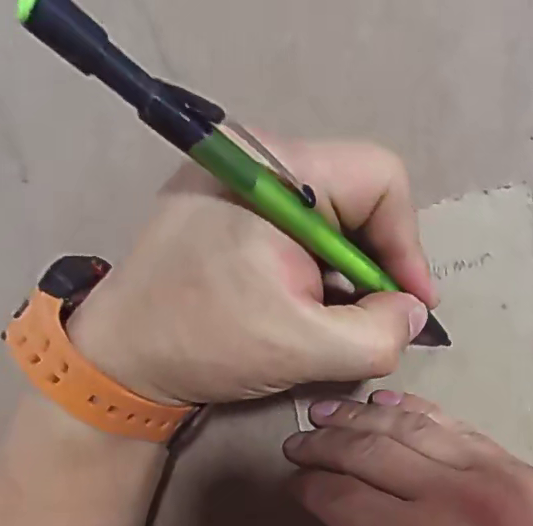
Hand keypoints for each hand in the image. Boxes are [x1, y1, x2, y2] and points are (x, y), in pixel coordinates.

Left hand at [67, 140, 438, 405]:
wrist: (121, 358)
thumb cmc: (204, 344)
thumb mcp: (303, 349)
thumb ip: (376, 335)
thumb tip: (411, 313)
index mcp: (276, 170)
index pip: (381, 180)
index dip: (407, 247)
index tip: (411, 306)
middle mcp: (259, 158)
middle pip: (358, 201)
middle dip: (376, 269)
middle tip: (376, 323)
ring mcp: (239, 181)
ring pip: (331, 222)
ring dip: (346, 279)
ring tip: (334, 326)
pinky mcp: (228, 210)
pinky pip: (298, 233)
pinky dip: (316, 276)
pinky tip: (304, 313)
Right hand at [283, 392, 532, 525]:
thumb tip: (347, 511)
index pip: (340, 497)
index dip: (308, 487)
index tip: (293, 483)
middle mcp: (445, 495)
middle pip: (367, 450)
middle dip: (323, 443)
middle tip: (297, 442)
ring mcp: (486, 472)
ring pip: (409, 426)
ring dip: (360, 415)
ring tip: (327, 411)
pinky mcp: (513, 464)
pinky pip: (453, 425)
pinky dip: (414, 411)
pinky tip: (384, 403)